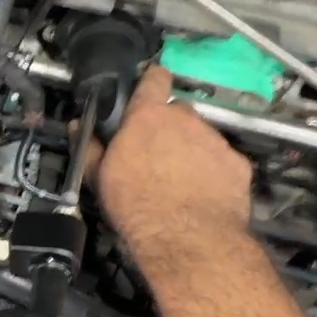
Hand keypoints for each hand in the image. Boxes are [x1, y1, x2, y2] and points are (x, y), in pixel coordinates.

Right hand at [95, 67, 253, 273]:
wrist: (186, 237)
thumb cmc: (133, 203)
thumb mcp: (99, 176)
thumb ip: (90, 146)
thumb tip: (78, 126)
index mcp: (147, 118)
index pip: (155, 79)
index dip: (151, 81)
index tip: (147, 87)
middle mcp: (186, 121)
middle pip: (177, 112)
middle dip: (167, 126)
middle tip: (154, 151)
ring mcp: (216, 141)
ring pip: (200, 136)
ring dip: (189, 148)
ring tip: (177, 178)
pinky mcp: (238, 164)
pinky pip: (221, 159)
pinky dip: (211, 169)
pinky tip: (200, 191)